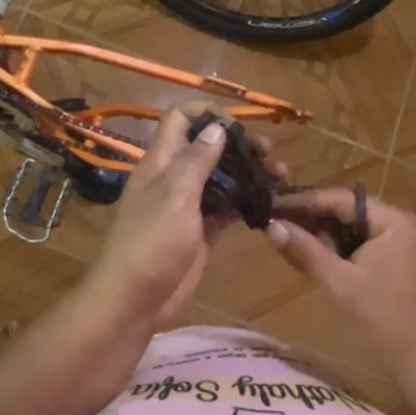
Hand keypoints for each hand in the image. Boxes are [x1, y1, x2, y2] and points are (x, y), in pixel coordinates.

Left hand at [86, 108, 282, 328]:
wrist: (135, 300)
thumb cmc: (151, 243)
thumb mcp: (175, 196)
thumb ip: (196, 161)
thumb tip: (217, 126)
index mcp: (160, 162)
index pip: (180, 120)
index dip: (207, 113)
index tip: (239, 123)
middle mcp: (174, 178)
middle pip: (206, 147)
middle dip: (236, 143)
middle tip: (268, 151)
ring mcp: (188, 205)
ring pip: (220, 178)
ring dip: (247, 172)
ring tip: (280, 173)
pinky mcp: (202, 231)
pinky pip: (227, 208)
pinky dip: (246, 201)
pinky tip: (270, 201)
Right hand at [268, 189, 415, 374]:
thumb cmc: (381, 317)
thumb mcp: (339, 282)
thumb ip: (306, 250)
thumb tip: (272, 225)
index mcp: (392, 221)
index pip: (341, 200)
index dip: (304, 201)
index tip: (273, 202)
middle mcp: (396, 224)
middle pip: (344, 212)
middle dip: (309, 219)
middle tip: (272, 220)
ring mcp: (395, 243)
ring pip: (347, 229)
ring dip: (317, 235)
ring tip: (281, 236)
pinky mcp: (390, 261)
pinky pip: (355, 245)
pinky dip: (332, 250)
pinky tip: (303, 254)